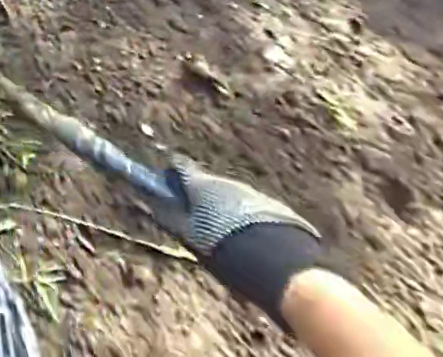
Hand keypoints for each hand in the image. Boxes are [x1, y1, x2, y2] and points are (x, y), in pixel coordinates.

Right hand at [161, 160, 321, 324]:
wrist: (292, 275)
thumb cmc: (232, 254)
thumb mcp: (192, 239)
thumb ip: (170, 216)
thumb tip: (150, 201)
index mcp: (202, 184)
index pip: (178, 167)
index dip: (170, 178)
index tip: (166, 192)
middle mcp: (228, 182)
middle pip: (207, 183)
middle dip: (201, 199)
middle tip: (199, 225)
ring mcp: (256, 194)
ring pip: (232, 197)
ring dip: (225, 210)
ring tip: (230, 240)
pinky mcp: (280, 210)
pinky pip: (255, 210)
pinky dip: (249, 220)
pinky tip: (254, 245)